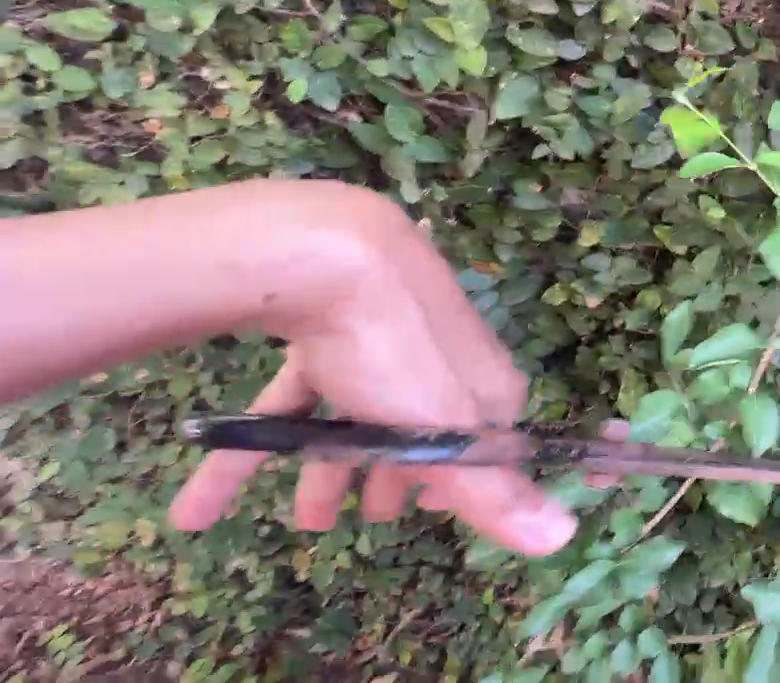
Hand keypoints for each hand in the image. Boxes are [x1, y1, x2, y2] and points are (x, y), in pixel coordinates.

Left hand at [163, 183, 576, 554]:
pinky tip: (199, 504)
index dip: (461, 486)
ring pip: (360, 419)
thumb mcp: (443, 433)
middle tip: (360, 521)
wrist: (337, 255)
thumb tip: (566, 537)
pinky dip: (256, 447)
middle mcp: (448, 367)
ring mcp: (391, 347)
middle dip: (391, 481)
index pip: (488, 448)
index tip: (427, 515)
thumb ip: (494, 492)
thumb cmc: (400, 351)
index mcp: (488, 390)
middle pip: (422, 435)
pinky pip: (301, 397)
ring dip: (326, 472)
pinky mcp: (334, 334)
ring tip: (295, 520)